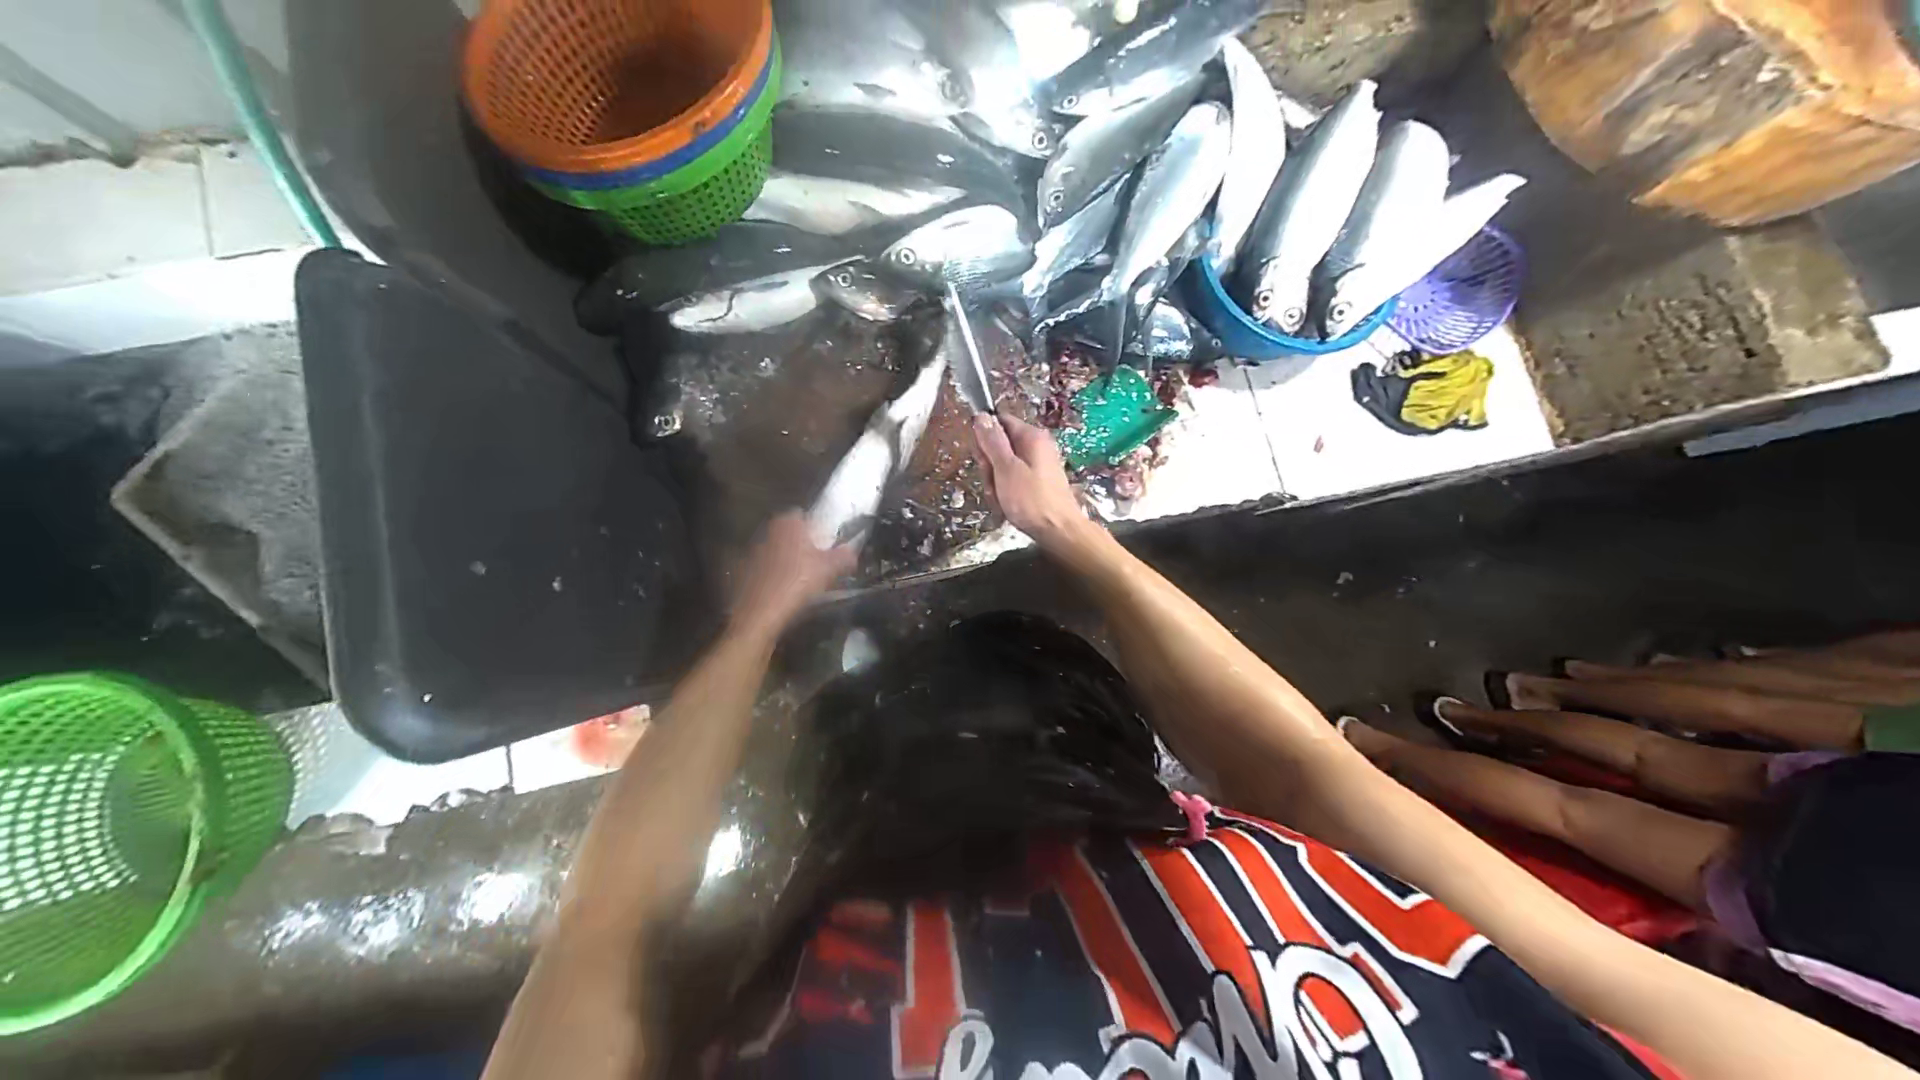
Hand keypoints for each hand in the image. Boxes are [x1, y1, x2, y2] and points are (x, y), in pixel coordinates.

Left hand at [729, 512, 857, 639]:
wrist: (760, 612)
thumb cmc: (798, 582)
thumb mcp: (830, 569)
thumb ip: (844, 556)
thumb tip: (851, 551)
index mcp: (789, 522)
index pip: (805, 516)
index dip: (817, 529)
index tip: (826, 544)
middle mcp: (768, 530)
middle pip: (790, 533)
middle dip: (802, 544)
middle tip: (816, 562)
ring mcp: (752, 550)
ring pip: (776, 550)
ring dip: (787, 560)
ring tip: (801, 579)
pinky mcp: (742, 570)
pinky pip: (764, 568)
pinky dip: (773, 575)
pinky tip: (783, 590)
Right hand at [970, 414, 1096, 550]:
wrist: (1059, 531)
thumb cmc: (1031, 500)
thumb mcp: (1005, 468)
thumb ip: (992, 441)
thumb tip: (981, 416)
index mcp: (1031, 436)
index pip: (999, 421)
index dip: (984, 438)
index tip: (982, 458)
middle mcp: (1036, 445)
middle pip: (1000, 444)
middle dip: (989, 465)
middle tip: (992, 483)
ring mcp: (1038, 464)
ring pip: (1004, 465)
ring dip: (995, 481)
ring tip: (1000, 498)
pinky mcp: (1038, 481)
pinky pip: (1014, 478)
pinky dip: (1006, 490)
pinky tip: (1007, 504)